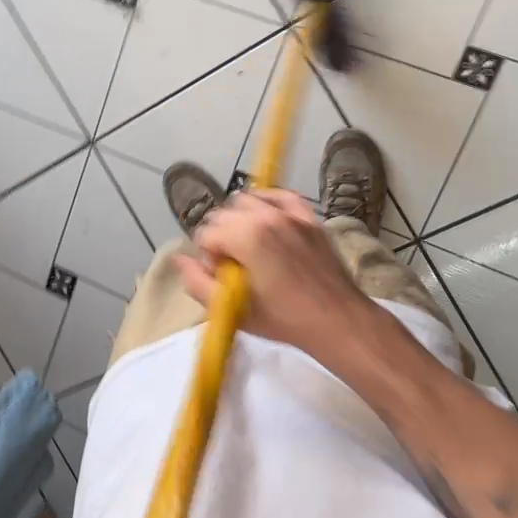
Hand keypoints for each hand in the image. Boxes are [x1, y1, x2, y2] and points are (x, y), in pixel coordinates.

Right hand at [173, 189, 395, 358]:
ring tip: (247, 245)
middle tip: (232, 266)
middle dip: (220, 236)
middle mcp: (266, 216)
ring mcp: (291, 214)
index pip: (206, 233)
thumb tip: (180, 259)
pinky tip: (265, 218)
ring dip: (239, 219)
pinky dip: (268, 202)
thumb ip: (198, 282)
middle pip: (224, 214)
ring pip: (248, 200)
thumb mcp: (233, 309)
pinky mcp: (309, 219)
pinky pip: (282, 196)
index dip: (208, 257)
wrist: (337, 321)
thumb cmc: (283, 318)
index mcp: (246, 236)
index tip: (222, 278)